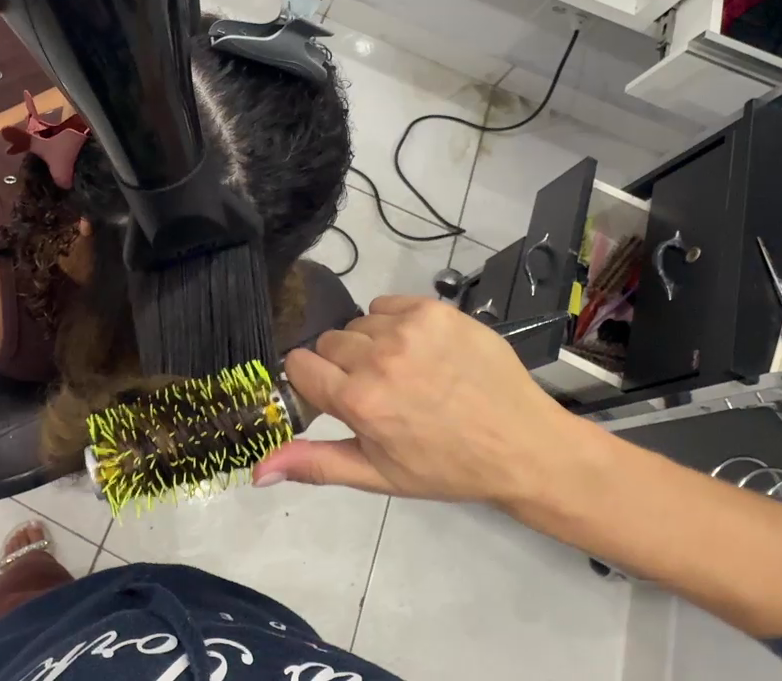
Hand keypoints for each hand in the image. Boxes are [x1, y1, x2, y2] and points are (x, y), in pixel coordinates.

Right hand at [254, 296, 595, 507]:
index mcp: (360, 402)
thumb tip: (257, 470)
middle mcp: (378, 359)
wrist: (524, 445)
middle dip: (343, 365)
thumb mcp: (379, 475)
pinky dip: (394, 323)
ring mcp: (408, 329)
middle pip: (327, 342)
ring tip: (405, 372)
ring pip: (356, 324)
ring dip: (369, 344)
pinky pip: (386, 305)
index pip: (298, 364)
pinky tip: (420, 350)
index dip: (313, 382)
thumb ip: (315, 464)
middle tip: (380, 391)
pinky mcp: (434, 309)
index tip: (336, 396)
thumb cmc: (447, 467)